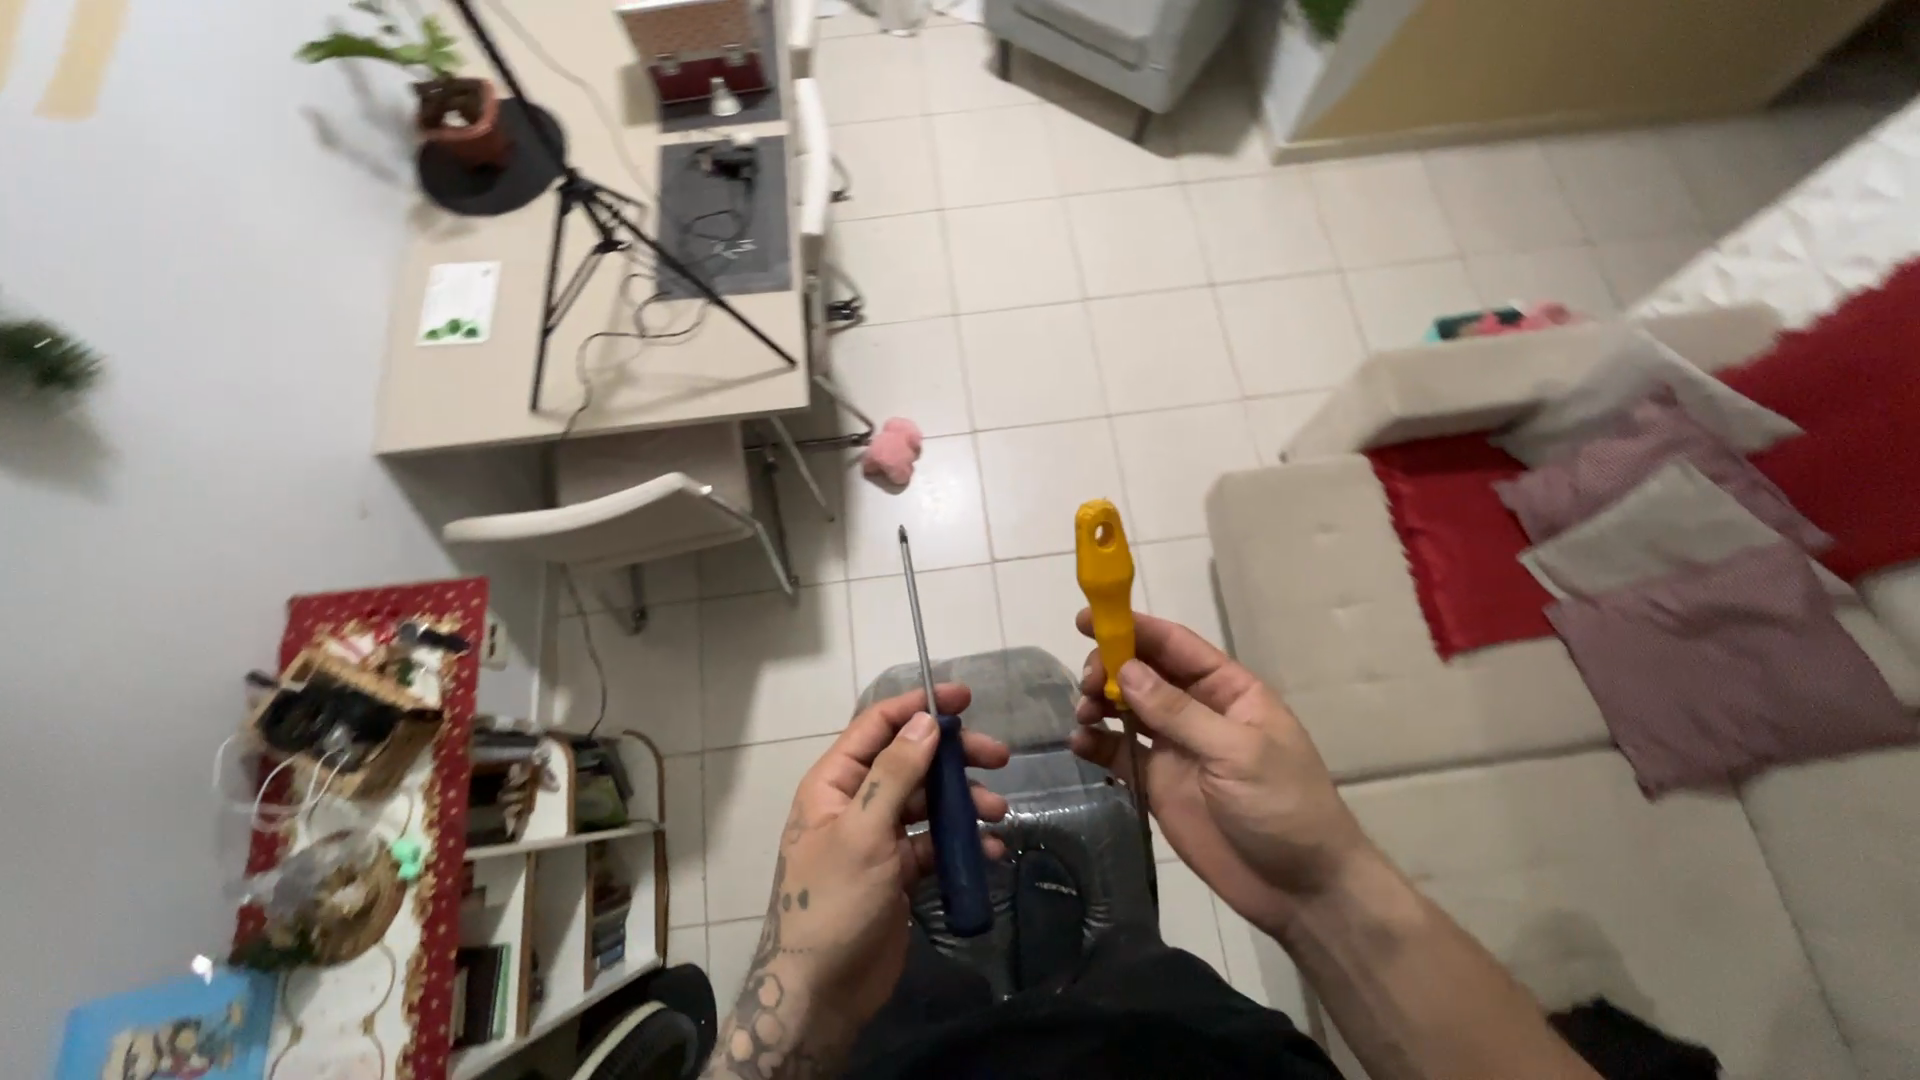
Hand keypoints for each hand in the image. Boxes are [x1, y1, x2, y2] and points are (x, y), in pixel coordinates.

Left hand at [710, 685, 1009, 1078]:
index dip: (919, 706)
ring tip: (999, 811)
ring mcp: (879, 836)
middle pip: (912, 761)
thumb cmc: (834, 902)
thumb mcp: (862, 832)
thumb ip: (895, 774)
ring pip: (929, 801)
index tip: (964, 697)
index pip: (878, 726)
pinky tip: (990, 851)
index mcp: (834, 783)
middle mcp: (856, 802)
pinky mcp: (900, 869)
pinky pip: (936, 842)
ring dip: (964, 802)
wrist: (823, 992)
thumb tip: (925, 720)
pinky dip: (962, 843)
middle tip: (999, 756)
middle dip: (954, 757)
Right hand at [1070, 611, 1375, 936]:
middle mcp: (1197, 710)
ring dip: (1098, 702)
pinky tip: (1080, 744)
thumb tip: (1125, 669)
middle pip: (1143, 672)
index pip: (1175, 645)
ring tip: (1084, 714)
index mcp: (1228, 690)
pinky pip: (1117, 752)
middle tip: (1089, 683)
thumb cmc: (1283, 807)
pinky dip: (1095, 743)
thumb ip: (1178, 712)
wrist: (1300, 890)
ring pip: (1125, 707)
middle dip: (1110, 668)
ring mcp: (1174, 747)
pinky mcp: (1155, 782)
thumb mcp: (1237, 753)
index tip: (1088, 620)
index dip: (1133, 627)